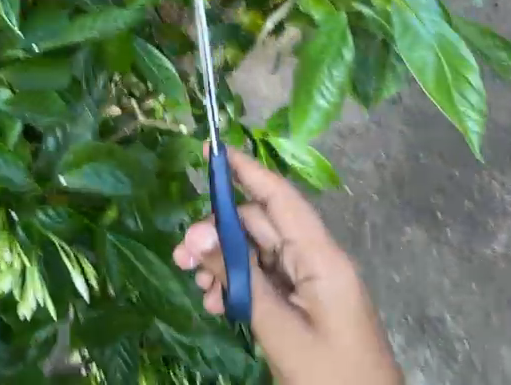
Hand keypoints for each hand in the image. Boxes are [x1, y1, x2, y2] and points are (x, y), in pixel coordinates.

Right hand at [174, 148, 401, 384]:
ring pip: (254, 251)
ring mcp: (311, 285)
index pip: (279, 198)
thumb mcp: (279, 328)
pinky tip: (215, 303)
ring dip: (220, 261)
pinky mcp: (305, 305)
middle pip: (257, 225)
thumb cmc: (330, 378)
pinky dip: (235, 284)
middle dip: (215, 232)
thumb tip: (196, 235)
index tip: (210, 148)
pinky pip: (262, 278)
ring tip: (193, 281)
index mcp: (322, 259)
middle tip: (180, 254)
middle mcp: (316, 262)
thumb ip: (238, 278)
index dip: (246, 170)